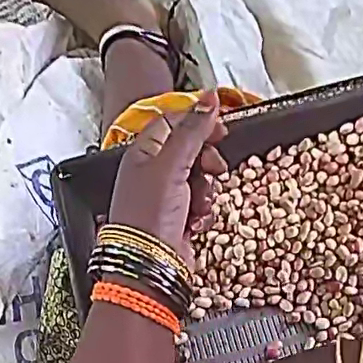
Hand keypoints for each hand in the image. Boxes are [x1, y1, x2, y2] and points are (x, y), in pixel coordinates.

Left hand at [105, 89, 228, 262]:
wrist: (150, 264)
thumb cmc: (149, 216)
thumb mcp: (172, 165)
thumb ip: (193, 130)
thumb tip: (210, 98)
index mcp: (143, 154)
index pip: (174, 123)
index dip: (198, 123)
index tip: (219, 128)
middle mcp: (152, 174)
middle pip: (191, 152)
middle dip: (207, 162)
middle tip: (213, 169)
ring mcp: (166, 199)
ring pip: (200, 180)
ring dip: (206, 191)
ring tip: (198, 204)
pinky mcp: (178, 220)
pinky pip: (201, 206)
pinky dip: (203, 213)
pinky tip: (196, 222)